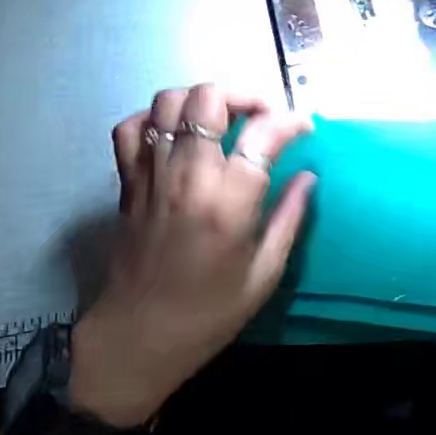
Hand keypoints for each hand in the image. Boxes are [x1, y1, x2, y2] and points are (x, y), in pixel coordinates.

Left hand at [72, 84, 314, 425]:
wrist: (137, 338)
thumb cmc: (209, 314)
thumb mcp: (264, 274)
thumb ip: (289, 218)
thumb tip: (309, 177)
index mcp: (228, 204)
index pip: (263, 134)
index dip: (290, 122)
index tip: (304, 129)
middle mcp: (187, 178)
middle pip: (208, 100)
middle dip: (243, 96)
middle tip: (262, 117)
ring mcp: (150, 176)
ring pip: (167, 102)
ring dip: (201, 101)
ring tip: (223, 120)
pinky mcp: (126, 183)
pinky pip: (131, 128)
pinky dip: (154, 119)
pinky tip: (175, 134)